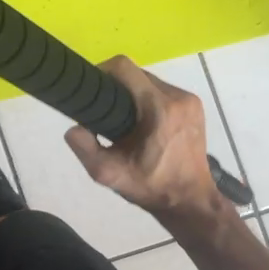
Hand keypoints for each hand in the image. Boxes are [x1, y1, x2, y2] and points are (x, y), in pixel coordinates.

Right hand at [64, 57, 230, 232]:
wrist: (191, 202)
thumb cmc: (151, 187)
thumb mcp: (109, 174)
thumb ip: (85, 148)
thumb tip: (73, 128)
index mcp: (160, 108)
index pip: (123, 68)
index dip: (100, 71)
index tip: (90, 91)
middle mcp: (178, 97)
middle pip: (136, 73)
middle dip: (115, 86)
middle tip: (102, 110)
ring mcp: (190, 100)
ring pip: (149, 80)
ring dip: (131, 92)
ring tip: (120, 118)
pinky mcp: (194, 106)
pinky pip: (162, 91)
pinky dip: (146, 99)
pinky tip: (140, 122)